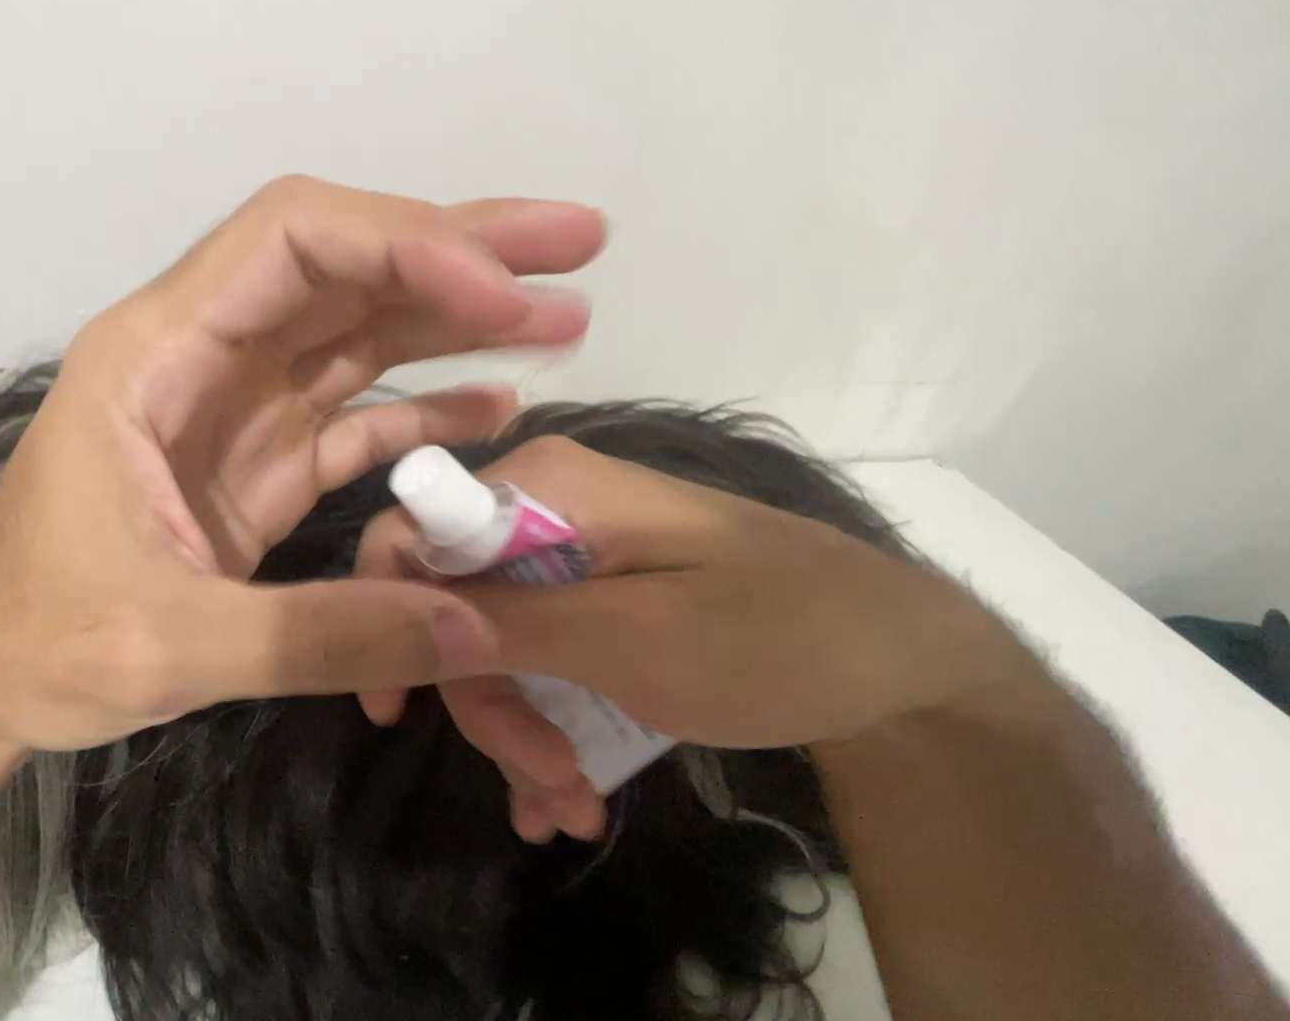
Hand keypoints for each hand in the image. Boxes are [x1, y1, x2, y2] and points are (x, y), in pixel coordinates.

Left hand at [0, 177, 604, 750]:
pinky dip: (425, 407)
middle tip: (577, 244)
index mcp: (156, 356)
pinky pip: (357, 413)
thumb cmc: (38, 643)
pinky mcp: (261, 460)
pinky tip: (496, 408)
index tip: (500, 293)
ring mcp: (239, 407)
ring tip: (565, 317)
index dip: (404, 245)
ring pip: (360, 330)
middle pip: (344, 265)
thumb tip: (475, 628)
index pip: (292, 242)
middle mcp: (204, 355)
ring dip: (458, 319)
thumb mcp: (170, 646)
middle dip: (460, 249)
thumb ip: (320, 634)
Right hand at [353, 435, 1042, 840]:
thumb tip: (391, 610)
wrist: (903, 670)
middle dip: (491, 706)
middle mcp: (547, 511)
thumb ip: (507, 622)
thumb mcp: (631, 638)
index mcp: (546, 487)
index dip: (391, 617)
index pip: (414, 529)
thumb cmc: (773, 637)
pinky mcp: (601, 603)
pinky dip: (549, 725)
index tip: (395, 710)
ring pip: (500, 646)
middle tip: (545, 784)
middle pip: (460, 607)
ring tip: (574, 807)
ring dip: (524, 734)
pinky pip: (543, 658)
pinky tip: (573, 794)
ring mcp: (575, 559)